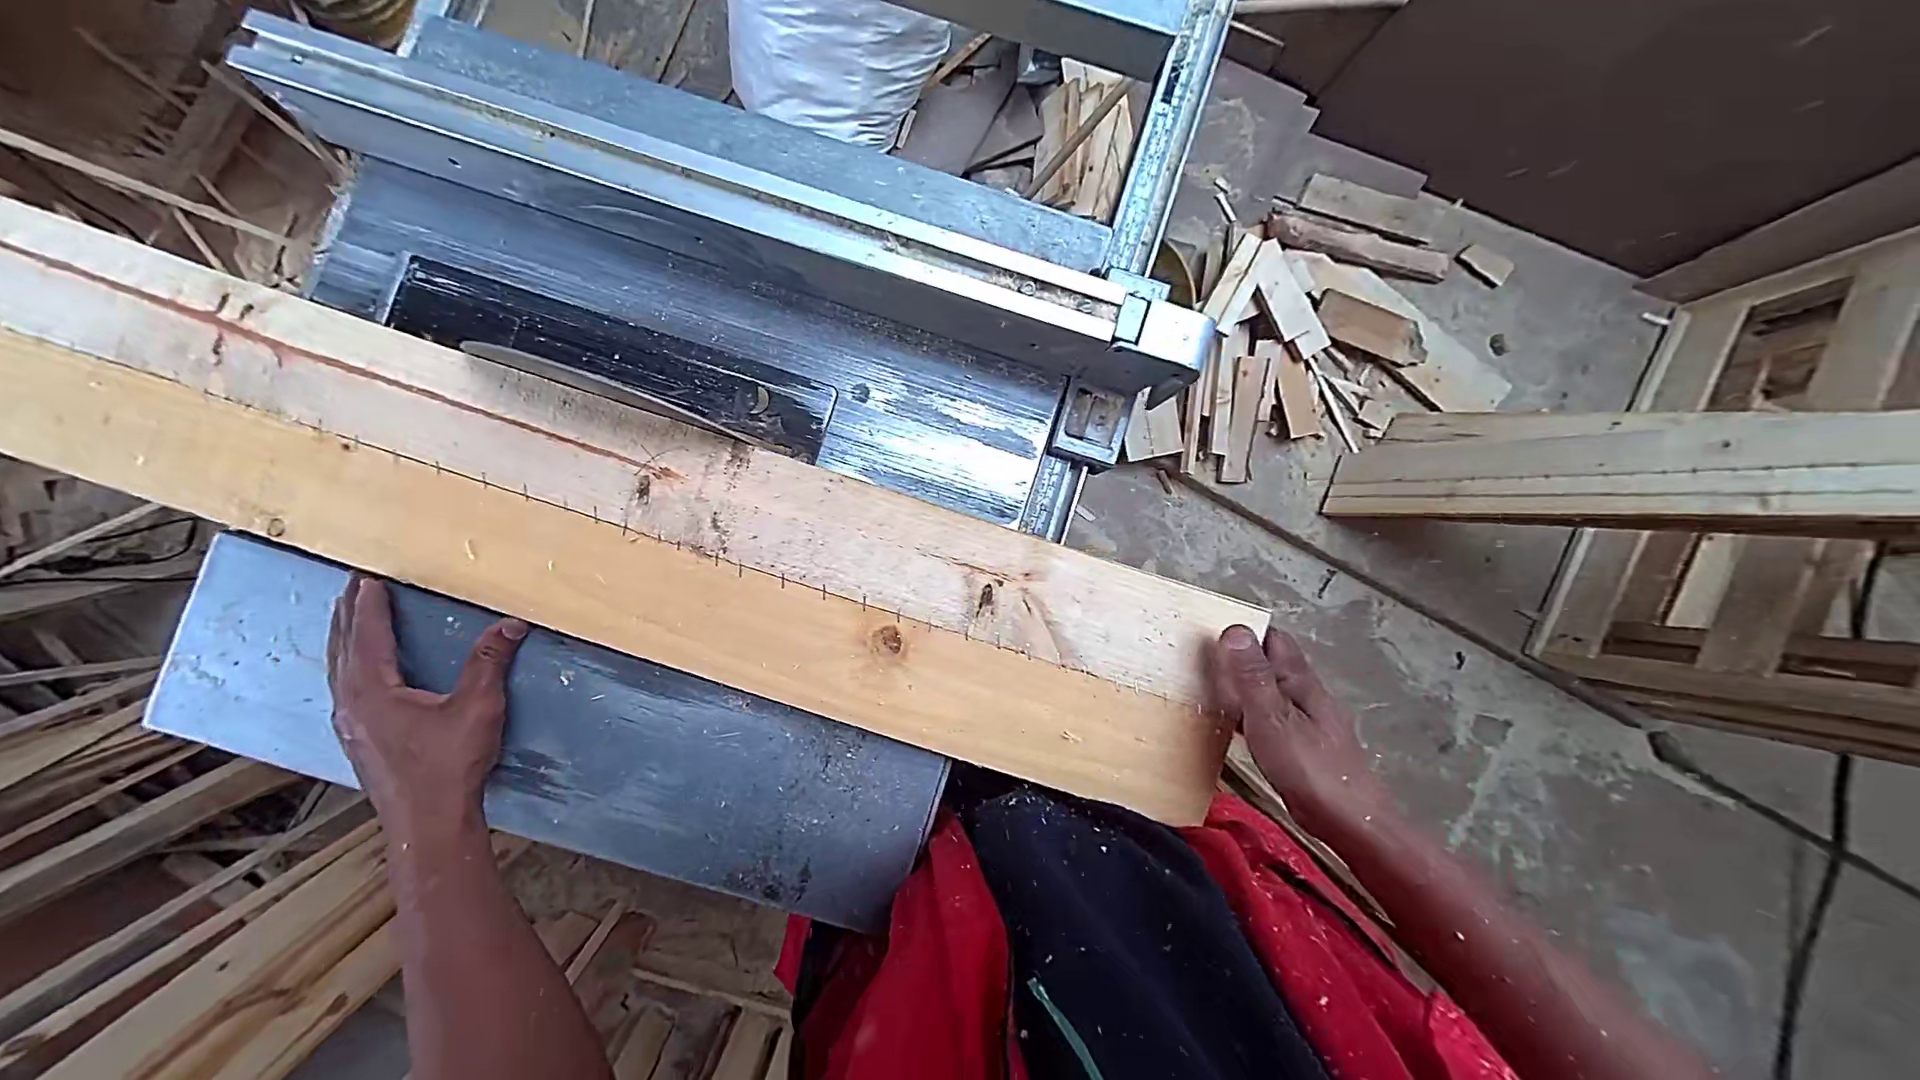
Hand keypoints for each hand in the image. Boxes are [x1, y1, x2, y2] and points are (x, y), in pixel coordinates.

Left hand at [327, 575, 527, 840]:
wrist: (428, 820)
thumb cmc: (450, 763)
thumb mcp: (478, 707)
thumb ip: (489, 663)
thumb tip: (511, 625)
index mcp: (372, 692)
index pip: (368, 637)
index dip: (370, 606)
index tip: (367, 578)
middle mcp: (351, 704)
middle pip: (343, 649)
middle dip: (347, 615)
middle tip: (352, 586)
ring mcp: (349, 725)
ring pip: (339, 669)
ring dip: (345, 638)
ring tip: (350, 617)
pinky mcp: (359, 739)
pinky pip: (345, 687)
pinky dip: (349, 663)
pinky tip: (359, 670)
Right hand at [1210, 625, 1389, 836]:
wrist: (1348, 821)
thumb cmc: (1310, 768)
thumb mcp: (1272, 717)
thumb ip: (1252, 676)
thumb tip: (1236, 630)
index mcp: (1300, 681)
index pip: (1273, 638)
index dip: (1246, 629)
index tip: (1211, 629)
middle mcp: (1304, 694)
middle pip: (1271, 661)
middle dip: (1240, 654)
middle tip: (1203, 656)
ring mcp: (1303, 719)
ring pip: (1267, 688)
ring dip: (1242, 682)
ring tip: (1209, 683)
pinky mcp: (1298, 743)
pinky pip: (1266, 714)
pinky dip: (1246, 710)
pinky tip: (1232, 721)